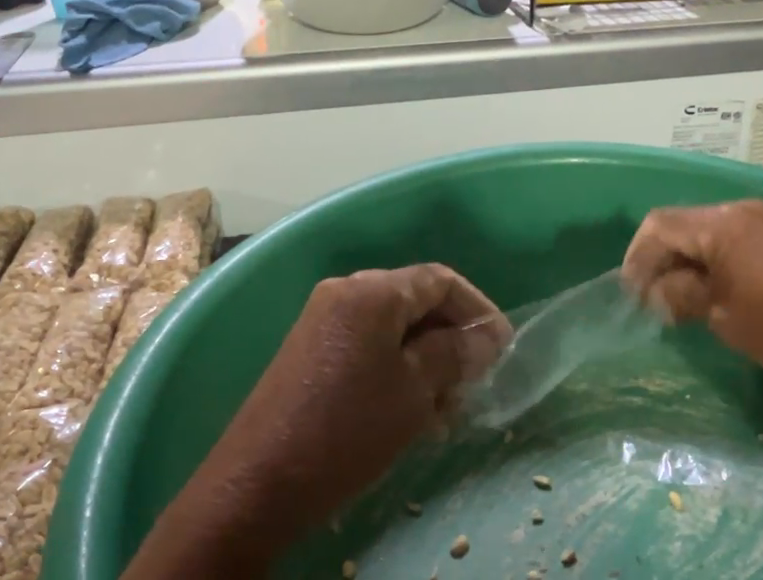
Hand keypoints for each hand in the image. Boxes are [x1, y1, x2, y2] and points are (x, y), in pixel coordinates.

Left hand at [186, 265, 510, 538]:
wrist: (259, 483)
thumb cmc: (348, 429)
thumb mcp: (414, 392)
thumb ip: (455, 354)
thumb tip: (488, 338)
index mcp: (371, 291)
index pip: (440, 280)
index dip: (477, 310)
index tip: (503, 347)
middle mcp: (345, 292)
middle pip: (415, 300)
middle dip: (451, 337)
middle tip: (475, 382)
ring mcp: (322, 321)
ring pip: (392, 326)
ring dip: (426, 357)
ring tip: (446, 406)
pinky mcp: (310, 351)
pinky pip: (368, 344)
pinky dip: (397, 367)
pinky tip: (411, 409)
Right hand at [620, 200, 762, 404]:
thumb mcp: (724, 318)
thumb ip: (683, 297)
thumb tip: (658, 293)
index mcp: (720, 225)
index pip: (658, 226)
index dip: (637, 258)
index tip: (631, 295)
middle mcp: (738, 209)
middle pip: (680, 223)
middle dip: (659, 258)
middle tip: (652, 300)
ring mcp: (762, 218)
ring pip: (705, 229)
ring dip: (686, 259)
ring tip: (680, 300)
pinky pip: (729, 236)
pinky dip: (711, 258)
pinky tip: (713, 290)